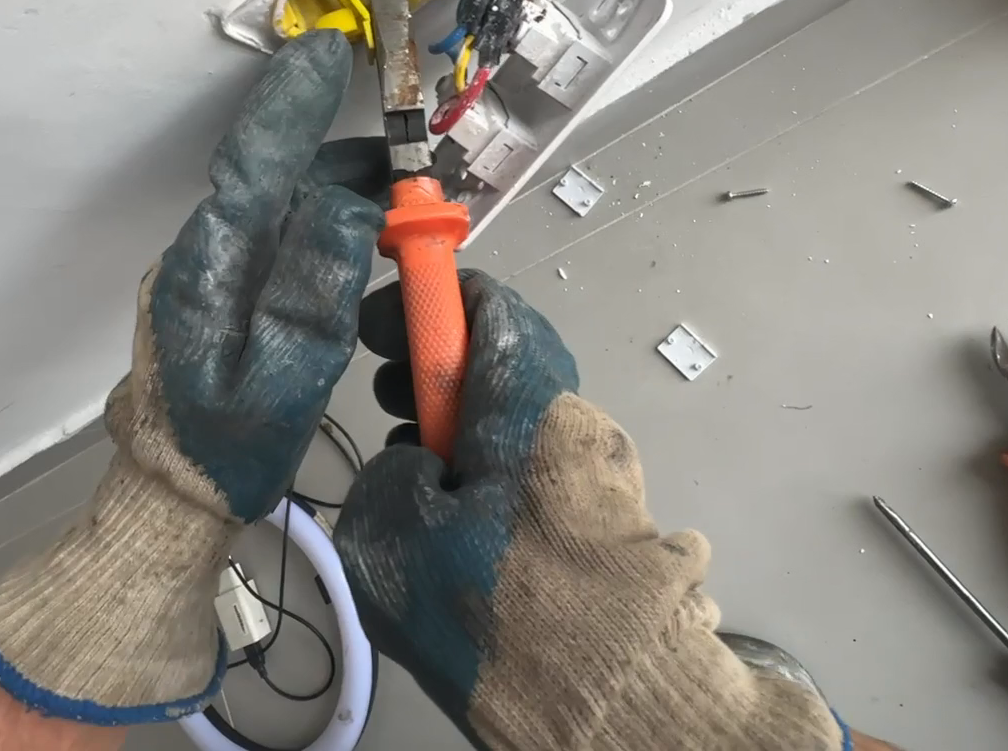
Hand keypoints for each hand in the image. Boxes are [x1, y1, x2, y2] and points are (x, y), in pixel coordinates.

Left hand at [0, 30, 385, 723]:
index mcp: (213, 260)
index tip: (329, 49)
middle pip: (274, 173)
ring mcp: (210, 264)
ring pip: (278, 200)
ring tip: (394, 198)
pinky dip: (321, 219)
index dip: (291, 99)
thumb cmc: (230, 440)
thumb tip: (344, 203)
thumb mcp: (284, 375)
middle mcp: (205, 247)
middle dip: (336, 150)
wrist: (173, 488)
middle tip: (402, 161)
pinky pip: (278, 229)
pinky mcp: (221, 283)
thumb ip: (313, 287)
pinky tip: (355, 234)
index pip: (254, 158)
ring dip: (335, 186)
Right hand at [336, 272, 846, 749]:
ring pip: (516, 411)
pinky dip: (491, 461)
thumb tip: (417, 464)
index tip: (386, 324)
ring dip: (462, 417)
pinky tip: (462, 511)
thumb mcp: (396, 541)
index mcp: (526, 403)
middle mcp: (573, 419)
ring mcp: (599, 468)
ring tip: (413, 457)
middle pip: (501, 356)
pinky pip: (536, 459)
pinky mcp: (608, 512)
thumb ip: (389, 474)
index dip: (430, 297)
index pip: (487, 304)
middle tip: (389, 392)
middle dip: (437, 364)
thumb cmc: (502, 614)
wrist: (620, 712)